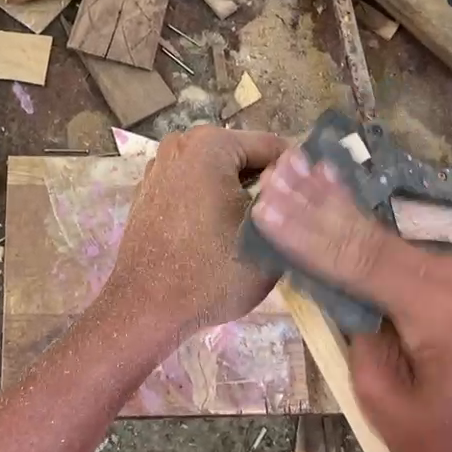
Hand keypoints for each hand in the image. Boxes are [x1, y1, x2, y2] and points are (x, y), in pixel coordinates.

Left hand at [95, 127, 289, 339]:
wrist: (146, 307)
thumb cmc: (210, 270)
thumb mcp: (266, 234)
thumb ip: (287, 199)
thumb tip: (295, 180)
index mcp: (210, 144)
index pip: (273, 148)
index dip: (296, 178)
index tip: (305, 207)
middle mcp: (180, 144)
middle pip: (242, 158)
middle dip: (263, 186)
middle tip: (279, 223)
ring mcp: (158, 167)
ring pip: (217, 174)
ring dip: (236, 195)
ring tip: (250, 233)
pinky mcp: (148, 193)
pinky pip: (192, 188)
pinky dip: (207, 204)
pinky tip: (215, 236)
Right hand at [251, 149, 451, 451]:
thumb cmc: (436, 436)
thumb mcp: (380, 395)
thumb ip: (354, 328)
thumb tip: (323, 277)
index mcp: (443, 316)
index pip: (360, 265)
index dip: (308, 237)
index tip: (266, 210)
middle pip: (369, 237)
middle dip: (313, 207)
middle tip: (271, 175)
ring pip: (378, 230)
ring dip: (329, 199)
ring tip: (290, 164)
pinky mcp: (451, 266)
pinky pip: (391, 238)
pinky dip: (354, 211)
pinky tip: (328, 177)